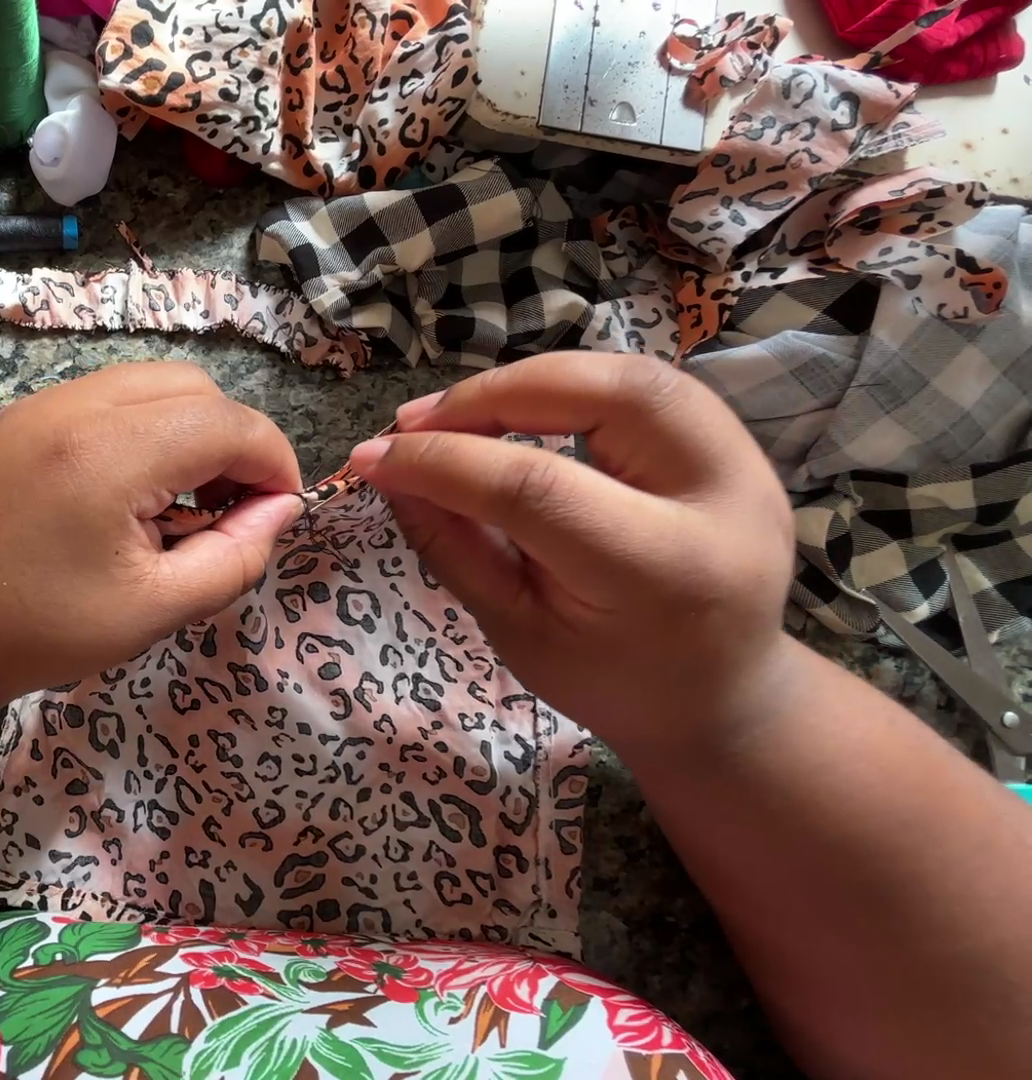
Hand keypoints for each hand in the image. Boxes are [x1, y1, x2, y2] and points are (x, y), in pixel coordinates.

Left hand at [0, 362, 304, 732]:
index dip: (272, 462)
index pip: (227, 423)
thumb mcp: (153, 610)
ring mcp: (37, 405)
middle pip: (192, 388)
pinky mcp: (16, 418)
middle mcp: (72, 406)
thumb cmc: (38, 634)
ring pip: (148, 384)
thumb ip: (235, 556)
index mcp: (107, 452)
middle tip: (226, 510)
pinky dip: (139, 430)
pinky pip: (103, 399)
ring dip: (186, 430)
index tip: (279, 510)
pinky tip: (125, 490)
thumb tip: (280, 508)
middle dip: (230, 441)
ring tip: (177, 502)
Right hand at [348, 351, 795, 761]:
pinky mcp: (732, 441)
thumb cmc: (604, 677)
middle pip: (605, 394)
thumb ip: (451, 544)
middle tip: (414, 422)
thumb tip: (387, 470)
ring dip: (523, 381)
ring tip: (450, 414)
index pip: (534, 487)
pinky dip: (558, 386)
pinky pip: (636, 384)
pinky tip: (507, 411)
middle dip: (492, 394)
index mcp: (660, 570)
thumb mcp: (511, 625)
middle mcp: (722, 497)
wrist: (715, 691)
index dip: (440, 462)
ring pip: (626, 373)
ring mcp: (742, 460)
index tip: (369, 457)